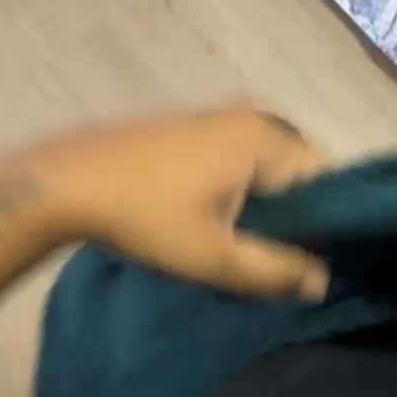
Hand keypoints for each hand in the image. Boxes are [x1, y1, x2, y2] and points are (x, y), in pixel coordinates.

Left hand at [0, 108, 330, 300]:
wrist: (68, 182)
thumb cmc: (146, 218)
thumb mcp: (214, 258)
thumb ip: (276, 270)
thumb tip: (324, 280)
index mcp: (267, 138)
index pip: (327, 179)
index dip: (327, 222)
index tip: (313, 259)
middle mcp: (254, 117)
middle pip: (300, 170)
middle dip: (296, 213)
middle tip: (280, 258)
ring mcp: (224, 116)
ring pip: (271, 165)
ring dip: (268, 203)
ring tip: (249, 243)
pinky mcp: (199, 124)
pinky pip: (245, 156)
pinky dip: (245, 186)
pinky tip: (221, 218)